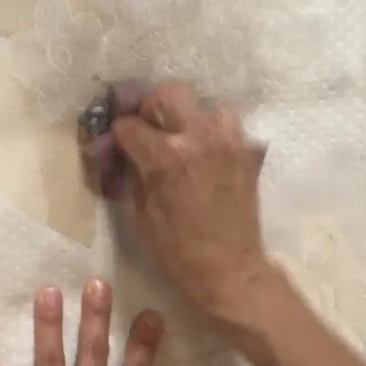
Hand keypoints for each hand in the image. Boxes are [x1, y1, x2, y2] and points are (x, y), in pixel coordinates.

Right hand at [109, 81, 271, 320]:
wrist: (229, 272)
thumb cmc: (177, 253)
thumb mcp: (139, 218)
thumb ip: (130, 177)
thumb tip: (121, 156)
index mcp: (165, 156)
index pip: (130, 125)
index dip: (118, 135)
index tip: (117, 146)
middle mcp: (198, 137)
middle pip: (168, 93)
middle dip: (152, 109)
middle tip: (149, 132)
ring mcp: (228, 141)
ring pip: (204, 107)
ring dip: (189, 120)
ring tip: (184, 145)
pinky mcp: (248, 153)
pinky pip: (228, 129)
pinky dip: (215, 137)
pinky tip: (208, 158)